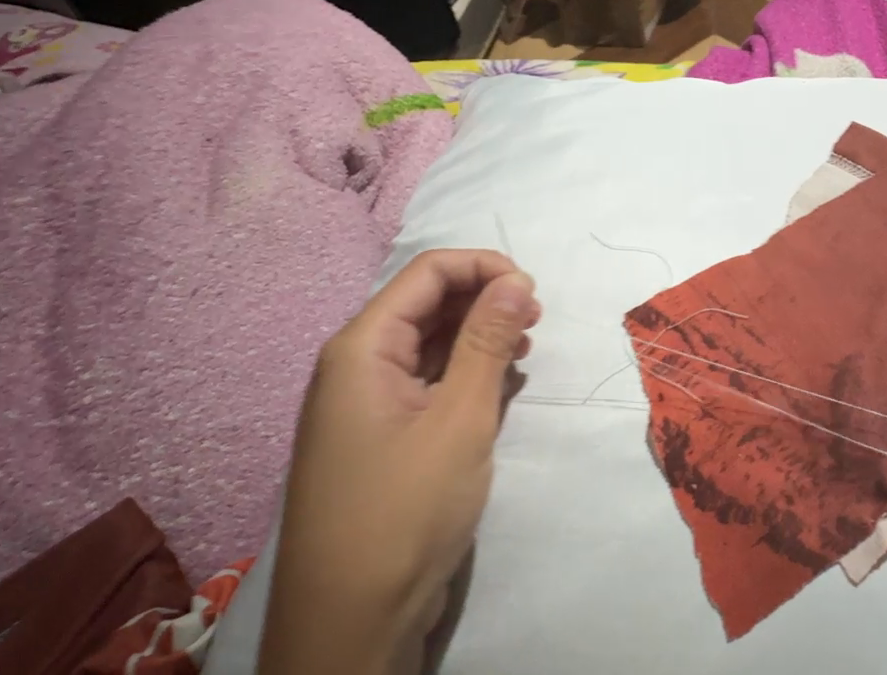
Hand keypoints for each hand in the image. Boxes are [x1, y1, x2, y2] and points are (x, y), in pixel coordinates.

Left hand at [260, 250, 539, 674]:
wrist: (350, 620)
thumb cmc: (405, 509)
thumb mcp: (460, 418)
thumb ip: (488, 341)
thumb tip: (516, 279)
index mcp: (361, 348)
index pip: (427, 272)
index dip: (483, 267)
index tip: (534, 291)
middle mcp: (356, 365)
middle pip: (425, 302)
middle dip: (484, 299)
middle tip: (536, 321)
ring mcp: (366, 402)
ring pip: (427, 342)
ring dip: (479, 335)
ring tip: (526, 350)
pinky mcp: (381, 435)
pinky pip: (425, 380)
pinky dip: (464, 372)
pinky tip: (500, 383)